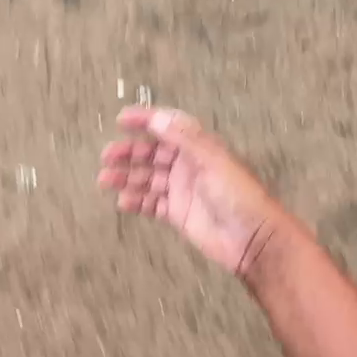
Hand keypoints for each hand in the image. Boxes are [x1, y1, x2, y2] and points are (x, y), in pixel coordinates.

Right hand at [98, 106, 294, 278]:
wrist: (252, 239)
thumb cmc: (238, 196)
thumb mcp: (213, 161)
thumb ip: (184, 139)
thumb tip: (157, 118)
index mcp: (199, 148)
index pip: (168, 127)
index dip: (146, 120)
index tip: (121, 120)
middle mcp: (188, 166)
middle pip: (152, 154)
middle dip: (129, 153)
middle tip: (107, 157)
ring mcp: (181, 190)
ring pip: (147, 179)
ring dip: (126, 178)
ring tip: (104, 180)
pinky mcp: (177, 213)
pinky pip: (151, 203)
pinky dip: (136, 201)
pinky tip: (122, 202)